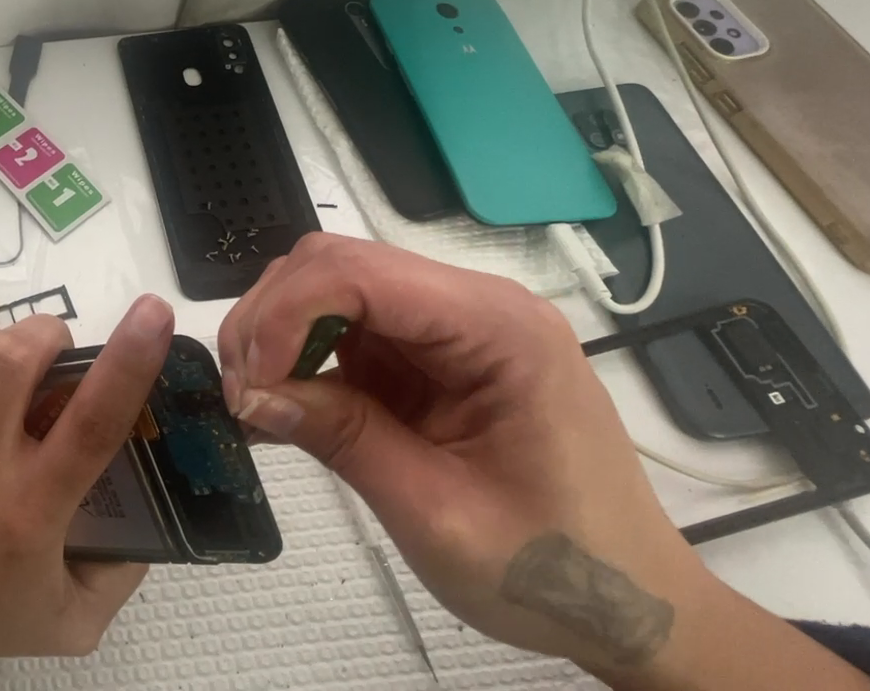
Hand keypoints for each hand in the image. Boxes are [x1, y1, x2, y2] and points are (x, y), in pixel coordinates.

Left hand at [0, 295, 176, 680]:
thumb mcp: (70, 622)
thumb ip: (123, 573)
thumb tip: (151, 503)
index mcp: (30, 510)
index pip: (90, 422)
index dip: (128, 361)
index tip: (153, 313)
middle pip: (16, 357)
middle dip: (47, 335)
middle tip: (55, 357)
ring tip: (2, 371)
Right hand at [218, 234, 708, 673]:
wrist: (627, 605)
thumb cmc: (554, 569)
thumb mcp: (437, 514)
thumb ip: (342, 438)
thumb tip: (250, 393)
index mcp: (498, 329)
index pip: (359, 274)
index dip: (285, 314)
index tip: (251, 386)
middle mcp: (473, 305)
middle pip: (337, 264)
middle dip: (271, 316)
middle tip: (242, 390)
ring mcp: (448, 325)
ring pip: (329, 285)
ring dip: (277, 331)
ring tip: (256, 398)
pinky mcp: (426, 351)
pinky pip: (343, 326)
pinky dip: (297, 353)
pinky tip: (282, 399)